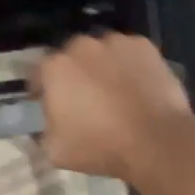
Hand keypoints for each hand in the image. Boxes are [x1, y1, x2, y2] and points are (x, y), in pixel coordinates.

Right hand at [30, 33, 194, 183]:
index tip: (50, 106)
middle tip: (85, 100)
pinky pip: (129, 54)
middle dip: (74, 75)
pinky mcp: (145, 46)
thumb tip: (47, 125)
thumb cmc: (100, 146)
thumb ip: (43, 132)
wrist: (155, 141)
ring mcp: (116, 42)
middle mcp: (82, 45)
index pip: (39, 74)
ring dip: (102, 67)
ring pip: (102, 53)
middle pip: (71, 58)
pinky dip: (129, 66)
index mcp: (55, 68)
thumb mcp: (55, 151)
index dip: (42, 91)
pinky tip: (136, 87)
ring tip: (114, 93)